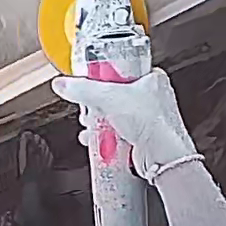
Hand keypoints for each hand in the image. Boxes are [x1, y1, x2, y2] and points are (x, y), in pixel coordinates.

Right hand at [51, 69, 199, 179]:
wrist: (162, 156)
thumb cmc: (150, 122)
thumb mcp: (109, 97)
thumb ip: (83, 89)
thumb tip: (63, 84)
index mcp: (152, 78)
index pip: (123, 70)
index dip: (104, 76)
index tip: (91, 82)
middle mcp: (153, 97)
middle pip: (116, 95)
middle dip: (97, 105)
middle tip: (89, 108)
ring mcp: (149, 119)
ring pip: (117, 116)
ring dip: (100, 123)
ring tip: (91, 126)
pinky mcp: (144, 138)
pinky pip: (120, 134)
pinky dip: (107, 138)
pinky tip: (98, 140)